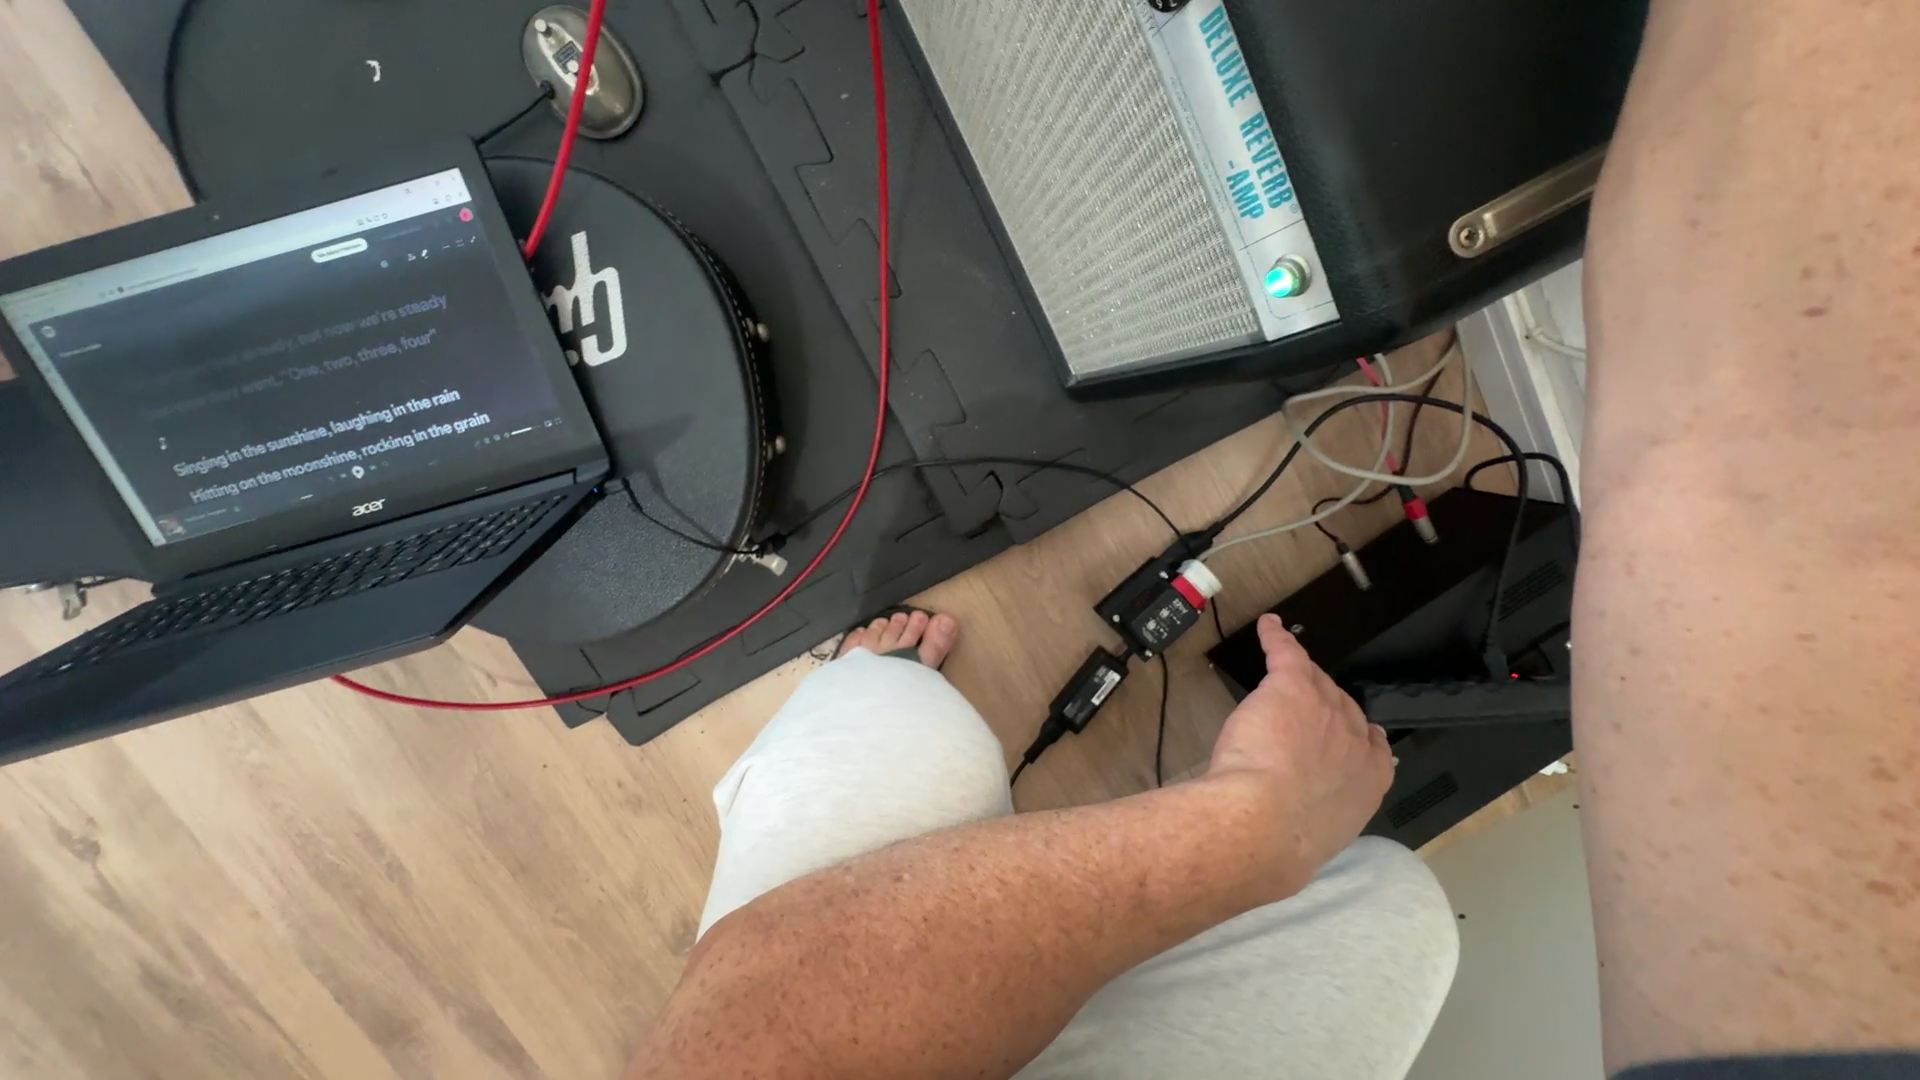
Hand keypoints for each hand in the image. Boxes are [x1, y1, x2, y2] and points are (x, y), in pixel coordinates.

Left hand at [1205, 614, 1394, 892]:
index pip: (1371, 746)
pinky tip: (1269, 626)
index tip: (1351, 733)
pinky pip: (1285, 651)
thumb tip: (1302, 831)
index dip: (1356, 735)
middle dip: (1321, 706)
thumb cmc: (1284, 837)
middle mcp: (1354, 740)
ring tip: (1284, 665)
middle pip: (1340, 708)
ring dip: (1299, 673)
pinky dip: (1276, 638)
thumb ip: (1319, 821)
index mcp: (1367, 781)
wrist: (1268, 820)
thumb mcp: (1318, 836)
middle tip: (1295, 709)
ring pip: (1313, 681)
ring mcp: (1324, 708)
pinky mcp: (1290, 686)